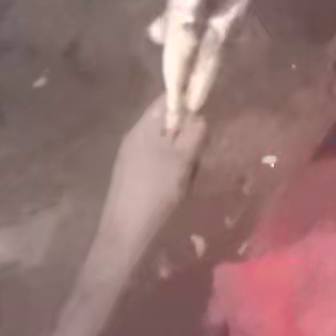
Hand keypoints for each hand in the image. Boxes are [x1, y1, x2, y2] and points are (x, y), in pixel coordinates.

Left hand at [105, 97, 207, 245]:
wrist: (126, 236)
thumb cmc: (156, 191)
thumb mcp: (183, 158)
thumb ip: (195, 131)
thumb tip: (201, 115)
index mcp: (143, 127)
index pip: (168, 98)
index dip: (189, 99)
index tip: (208, 110)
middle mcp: (135, 137)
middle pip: (169, 121)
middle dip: (189, 132)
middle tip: (200, 151)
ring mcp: (132, 157)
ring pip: (167, 143)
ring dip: (183, 153)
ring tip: (189, 174)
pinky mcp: (134, 175)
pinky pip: (160, 159)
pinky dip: (174, 167)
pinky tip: (178, 186)